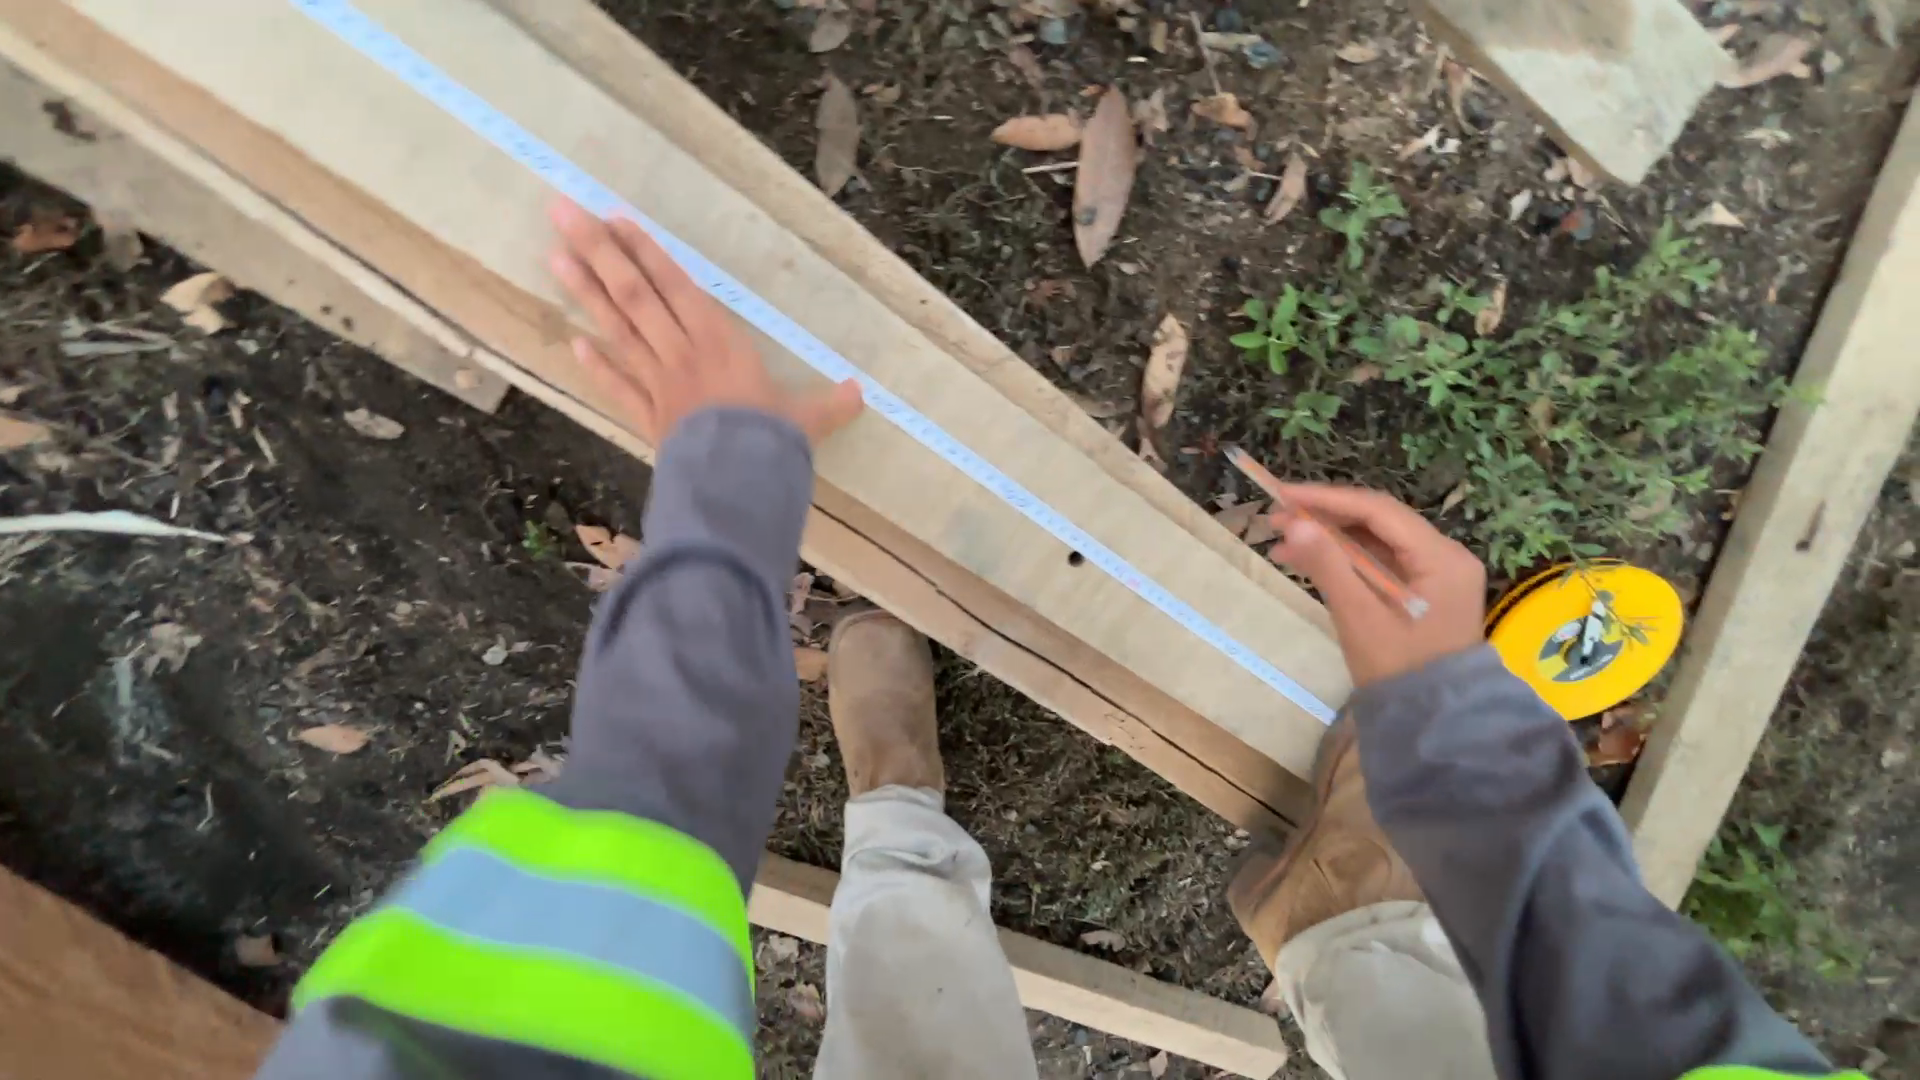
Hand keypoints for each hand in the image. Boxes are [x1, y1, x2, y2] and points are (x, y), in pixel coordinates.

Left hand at [547, 199, 863, 446]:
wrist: (737, 482)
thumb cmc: (771, 440)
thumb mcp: (809, 419)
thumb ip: (831, 404)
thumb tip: (860, 393)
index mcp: (720, 343)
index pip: (677, 287)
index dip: (647, 252)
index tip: (615, 218)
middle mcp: (682, 354)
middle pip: (635, 297)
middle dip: (600, 253)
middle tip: (562, 212)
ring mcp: (660, 384)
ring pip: (618, 331)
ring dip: (586, 294)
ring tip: (554, 257)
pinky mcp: (649, 418)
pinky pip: (619, 387)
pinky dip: (597, 367)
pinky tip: (575, 343)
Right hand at [1266, 485, 1486, 686]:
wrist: (1435, 720)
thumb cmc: (1398, 667)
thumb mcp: (1359, 616)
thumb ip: (1328, 566)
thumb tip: (1294, 524)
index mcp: (1441, 557)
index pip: (1378, 510)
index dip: (1327, 499)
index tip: (1283, 495)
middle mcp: (1444, 556)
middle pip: (1376, 521)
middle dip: (1323, 517)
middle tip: (1276, 520)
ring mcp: (1433, 572)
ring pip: (1373, 540)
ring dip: (1327, 537)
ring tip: (1281, 542)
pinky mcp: (1418, 589)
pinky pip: (1376, 561)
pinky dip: (1340, 558)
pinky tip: (1304, 560)